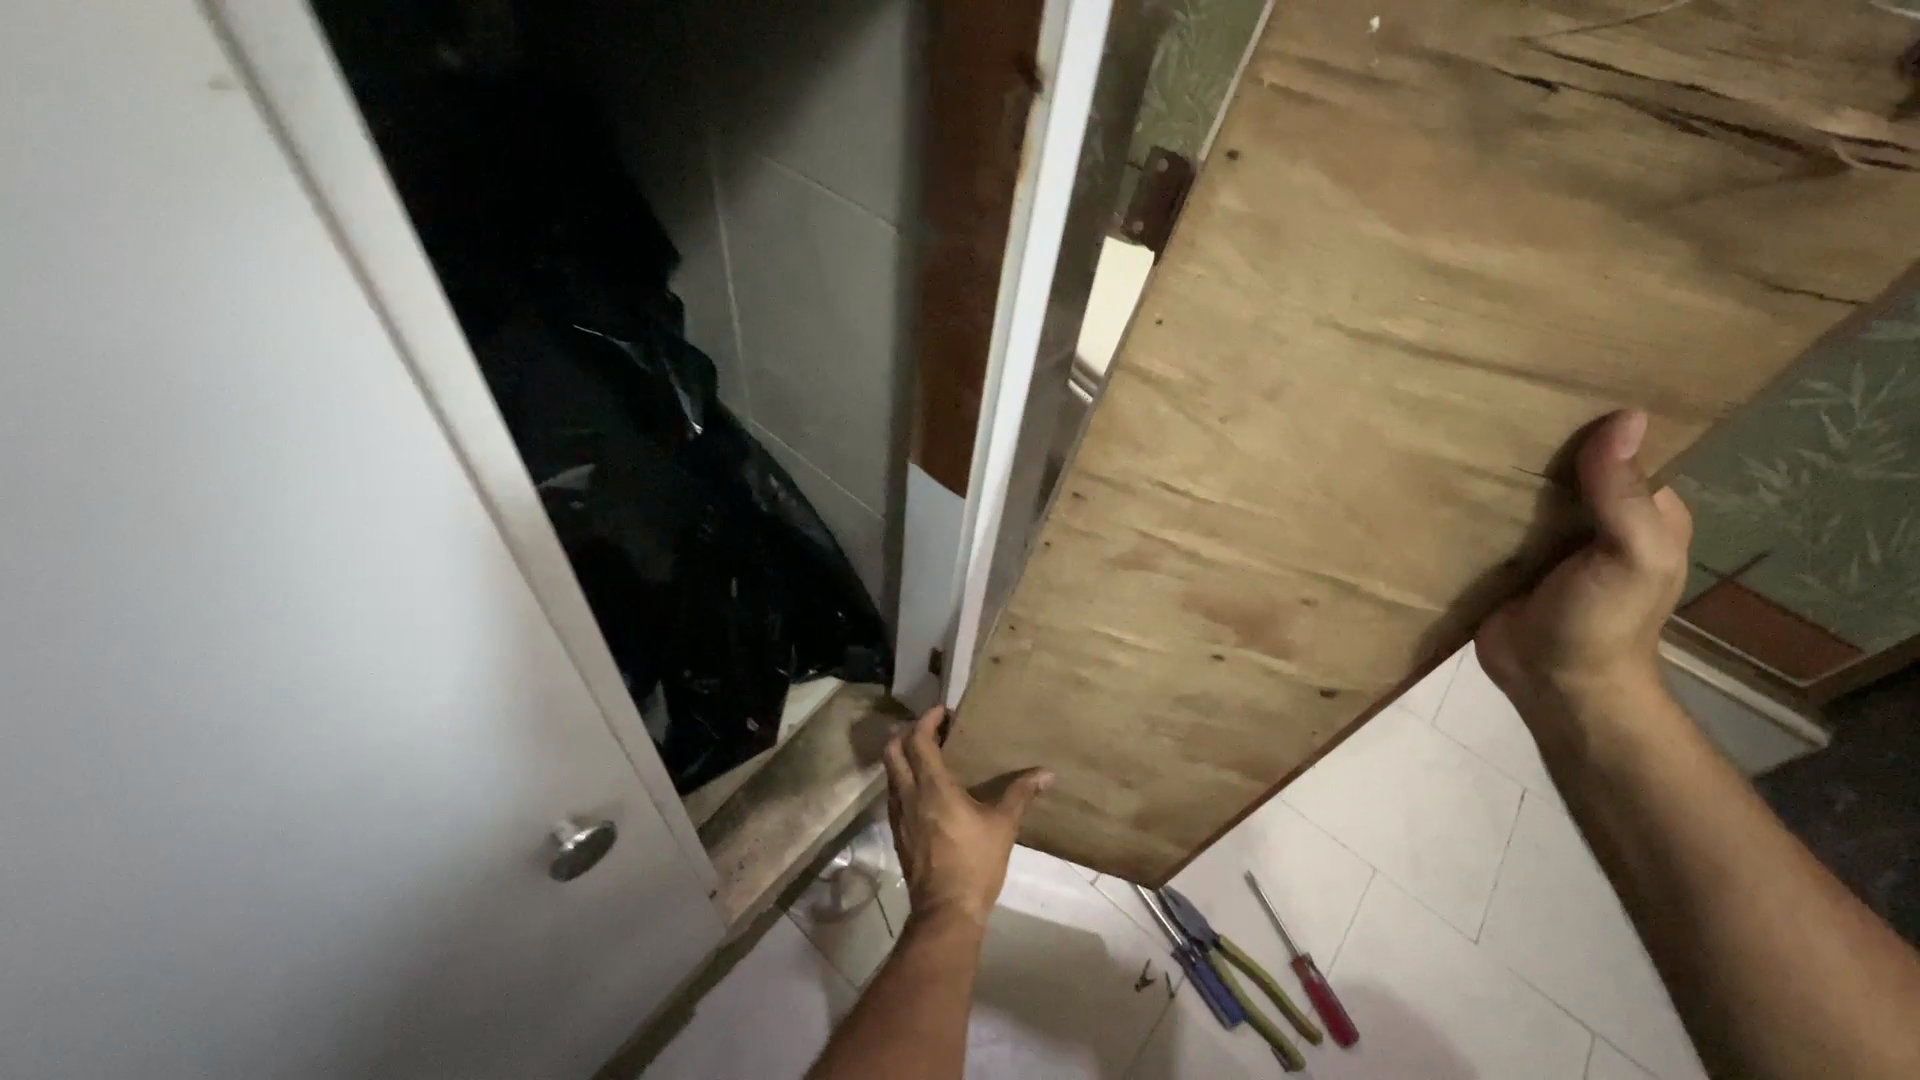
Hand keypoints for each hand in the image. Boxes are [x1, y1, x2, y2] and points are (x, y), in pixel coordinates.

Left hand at [884, 706, 1052, 931]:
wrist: (946, 910)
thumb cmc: (975, 862)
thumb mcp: (1003, 825)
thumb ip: (1021, 793)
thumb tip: (1047, 773)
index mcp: (932, 786)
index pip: (918, 740)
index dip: (926, 720)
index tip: (942, 711)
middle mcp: (908, 794)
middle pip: (892, 750)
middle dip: (906, 733)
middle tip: (930, 730)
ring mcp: (898, 815)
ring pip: (890, 772)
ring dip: (902, 757)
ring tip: (927, 756)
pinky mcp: (897, 833)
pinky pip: (893, 794)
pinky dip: (903, 780)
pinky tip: (923, 790)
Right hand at [1476, 409, 1692, 729]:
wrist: (1551, 684)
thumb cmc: (1605, 623)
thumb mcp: (1633, 557)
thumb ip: (1625, 495)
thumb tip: (1625, 416)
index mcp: (1640, 508)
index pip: (1621, 446)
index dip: (1595, 413)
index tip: (1554, 377)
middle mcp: (1590, 515)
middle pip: (1561, 462)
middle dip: (1530, 434)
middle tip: (1485, 391)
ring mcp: (1540, 537)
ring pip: (1517, 488)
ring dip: (1490, 465)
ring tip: (1447, 420)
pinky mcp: (1498, 557)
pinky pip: (1483, 518)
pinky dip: (1464, 501)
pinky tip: (1433, 472)